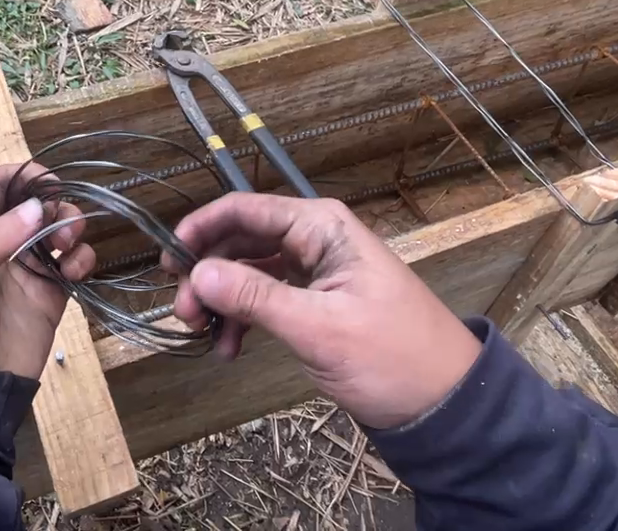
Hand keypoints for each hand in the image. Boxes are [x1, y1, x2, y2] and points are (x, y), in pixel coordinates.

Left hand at [0, 162, 96, 379]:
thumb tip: (38, 207)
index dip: (21, 177)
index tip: (48, 181)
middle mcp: (0, 244)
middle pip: (33, 205)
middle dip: (52, 203)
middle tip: (61, 218)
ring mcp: (28, 269)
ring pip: (58, 230)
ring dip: (70, 227)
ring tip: (70, 244)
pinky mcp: (51, 294)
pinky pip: (73, 264)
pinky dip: (82, 259)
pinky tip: (75, 270)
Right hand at [169, 193, 481, 428]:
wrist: (447, 408)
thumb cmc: (391, 357)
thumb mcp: (319, 328)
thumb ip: (255, 297)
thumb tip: (198, 273)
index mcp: (319, 226)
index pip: (245, 209)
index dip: (201, 228)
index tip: (170, 258)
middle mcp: (312, 238)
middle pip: (240, 240)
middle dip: (208, 273)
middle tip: (184, 312)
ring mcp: (311, 269)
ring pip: (247, 270)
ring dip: (221, 299)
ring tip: (202, 336)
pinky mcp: (312, 300)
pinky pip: (263, 297)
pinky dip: (241, 319)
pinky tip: (229, 348)